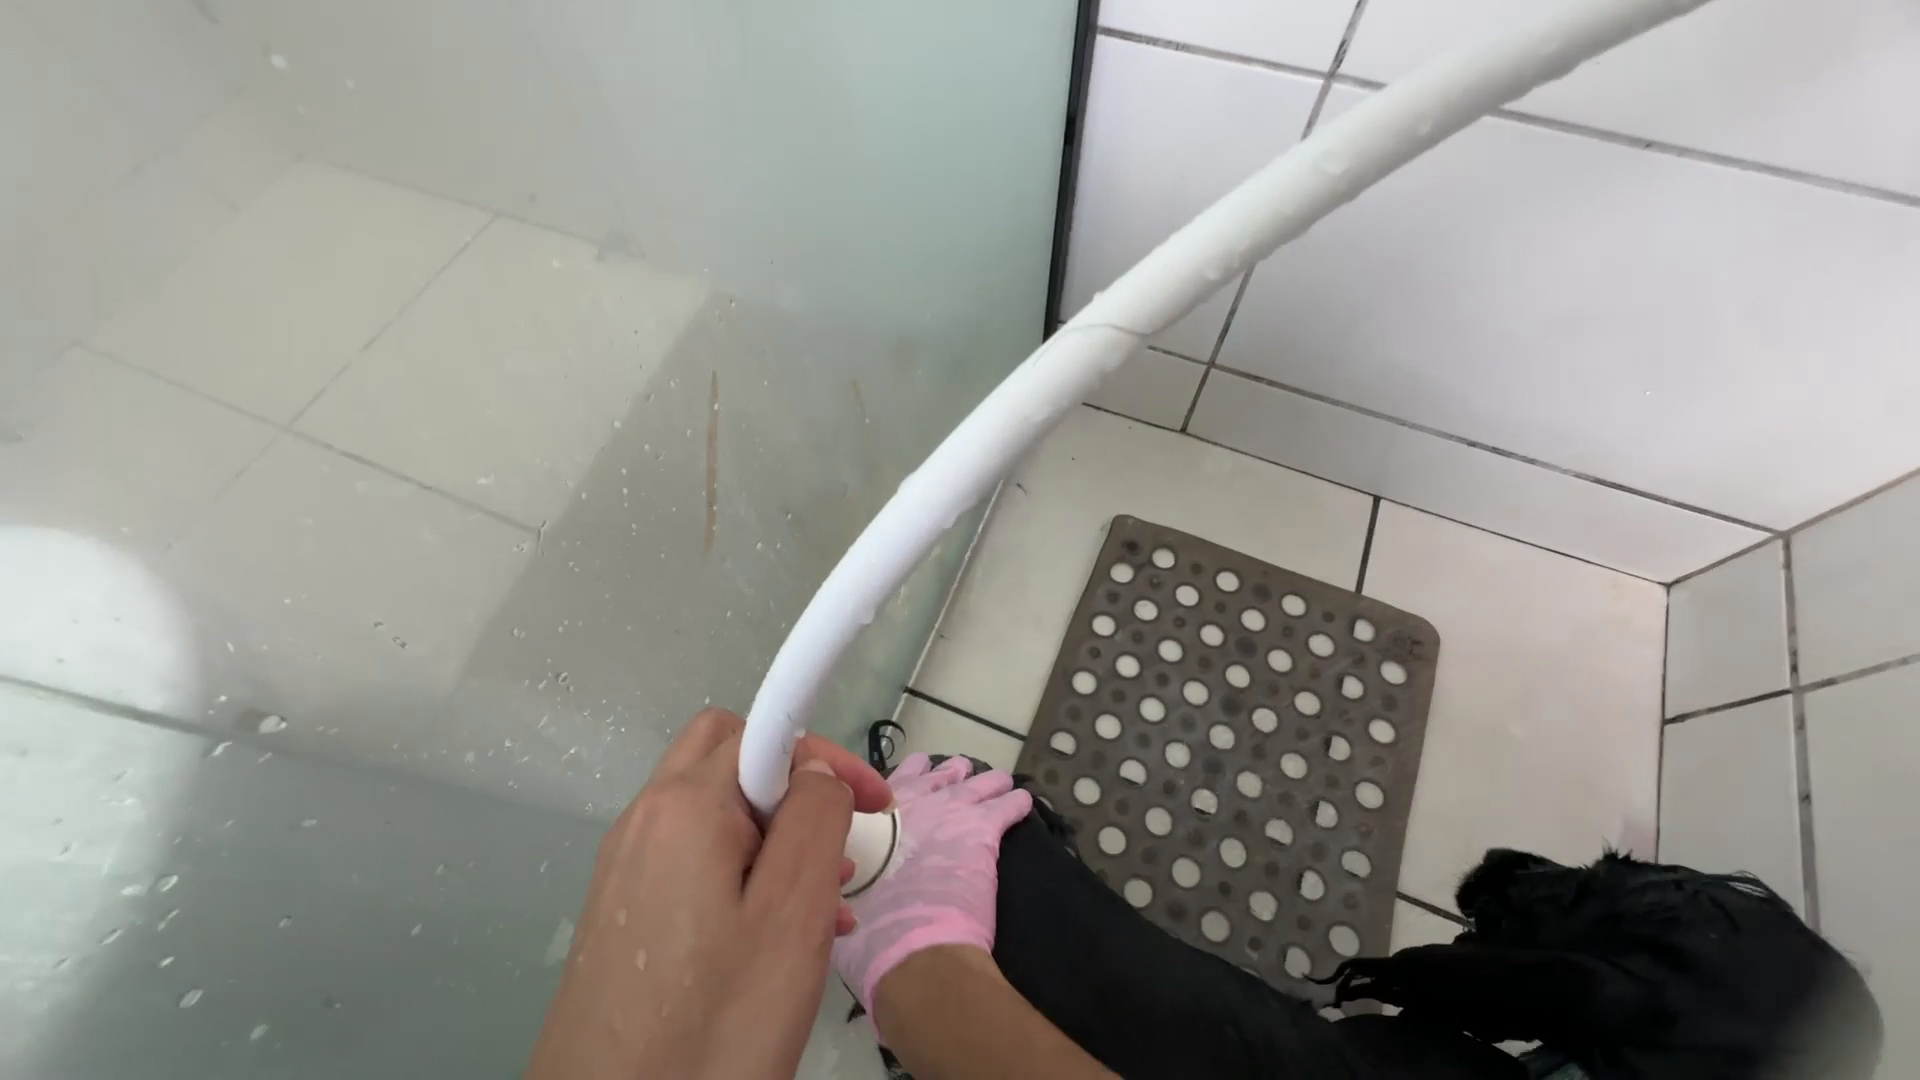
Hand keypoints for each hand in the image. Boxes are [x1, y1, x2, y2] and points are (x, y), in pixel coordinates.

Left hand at [527, 708, 892, 1079]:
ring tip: (826, 903)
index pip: (763, 729)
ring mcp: (628, 869)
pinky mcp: (625, 915)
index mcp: (683, 808)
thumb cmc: (715, 1024)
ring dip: (777, 835)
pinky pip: (697, 862)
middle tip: (838, 837)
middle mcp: (645, 822)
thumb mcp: (791, 915)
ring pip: (717, 814)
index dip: (826, 754)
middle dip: (795, 783)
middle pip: (729, 755)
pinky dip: (746, 873)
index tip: (875, 802)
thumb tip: (813, 770)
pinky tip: (780, 937)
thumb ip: (814, 817)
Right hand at [832, 754, 1033, 1013]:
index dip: (912, 777)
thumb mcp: (844, 889)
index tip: (919, 774)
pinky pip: (1007, 804)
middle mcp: (915, 800)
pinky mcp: (983, 828)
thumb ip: (852, 866)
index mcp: (878, 815)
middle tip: (958, 775)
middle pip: (939, 775)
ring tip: (997, 782)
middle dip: (950, 774)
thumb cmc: (870, 928)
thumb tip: (851, 870)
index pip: (896, 781)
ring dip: (987, 782)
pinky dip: (1016, 802)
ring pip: (976, 783)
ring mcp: (951, 809)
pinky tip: (1023, 802)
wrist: (911, 945)